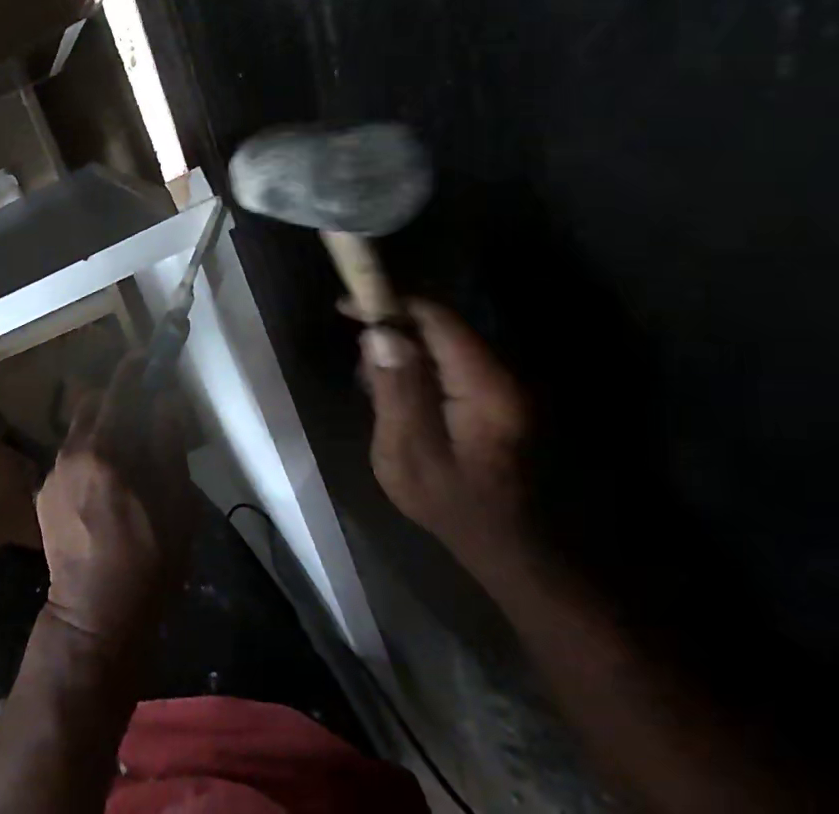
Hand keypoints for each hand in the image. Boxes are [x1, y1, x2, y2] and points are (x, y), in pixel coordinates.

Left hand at [36, 355, 190, 648]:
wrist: (97, 608)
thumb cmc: (151, 560)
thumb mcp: (177, 504)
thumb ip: (168, 445)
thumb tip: (164, 402)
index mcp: (107, 450)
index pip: (120, 392)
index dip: (134, 369)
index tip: (146, 355)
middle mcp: (71, 451)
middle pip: (91, 405)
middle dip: (117, 396)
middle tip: (143, 404)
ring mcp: (52, 471)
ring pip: (77, 431)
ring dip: (101, 426)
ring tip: (127, 447)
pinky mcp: (43, 490)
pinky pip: (68, 457)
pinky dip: (89, 453)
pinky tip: (106, 480)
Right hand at [356, 300, 532, 576]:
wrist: (503, 544)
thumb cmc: (448, 501)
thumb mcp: (407, 449)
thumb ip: (395, 389)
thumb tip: (380, 333)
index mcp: (484, 388)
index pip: (439, 323)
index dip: (392, 305)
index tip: (346, 306)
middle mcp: (502, 379)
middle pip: (443, 329)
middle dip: (392, 328)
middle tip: (352, 350)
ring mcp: (501, 390)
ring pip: (444, 346)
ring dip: (401, 349)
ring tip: (368, 380)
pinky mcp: (492, 401)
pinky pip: (448, 366)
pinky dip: (415, 367)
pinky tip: (393, 393)